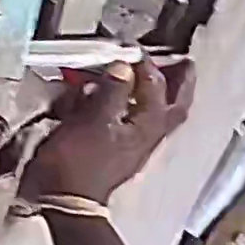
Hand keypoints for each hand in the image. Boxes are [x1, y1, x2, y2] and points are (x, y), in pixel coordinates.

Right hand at [20, 57, 193, 203]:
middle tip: (180, 62)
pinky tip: (103, 92)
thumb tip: (124, 67)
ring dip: (148, 90)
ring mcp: (129, 141)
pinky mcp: (110, 145)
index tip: (134, 46)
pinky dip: (118, 101)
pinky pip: (123, 117)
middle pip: (170, 104)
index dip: (150, 65)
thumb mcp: (95, 121)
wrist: (63, 197)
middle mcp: (145, 134)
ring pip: (148, 110)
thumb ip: (112, 91)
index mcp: (147, 128)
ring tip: (141, 72)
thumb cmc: (79, 161)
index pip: (159, 89)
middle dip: (176, 82)